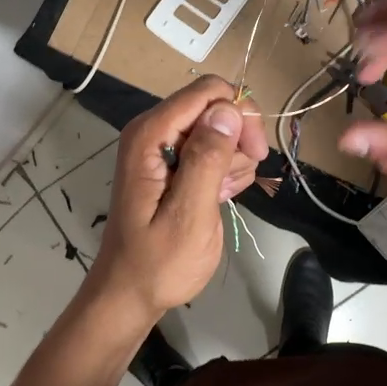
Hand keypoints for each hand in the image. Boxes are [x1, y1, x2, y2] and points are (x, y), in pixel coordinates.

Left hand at [85, 76, 269, 318]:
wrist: (131, 293)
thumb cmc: (157, 263)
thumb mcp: (188, 215)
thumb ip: (207, 159)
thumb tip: (228, 110)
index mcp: (150, 135)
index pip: (206, 92)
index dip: (238, 115)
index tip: (255, 153)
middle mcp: (154, 132)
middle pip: (215, 107)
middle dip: (238, 139)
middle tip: (238, 181)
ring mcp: (163, 149)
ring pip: (220, 129)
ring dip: (233, 160)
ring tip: (220, 197)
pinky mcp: (175, 166)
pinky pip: (213, 151)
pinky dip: (224, 172)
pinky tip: (218, 198)